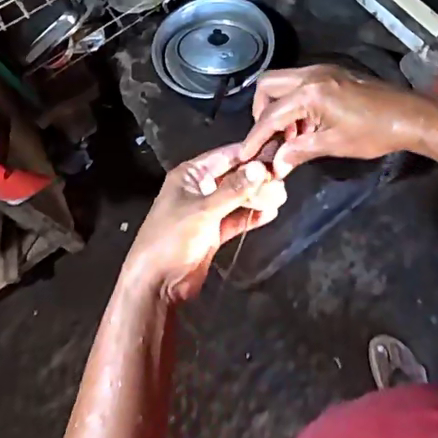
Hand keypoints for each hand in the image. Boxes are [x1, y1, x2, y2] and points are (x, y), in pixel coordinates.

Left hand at [123, 143, 287, 302]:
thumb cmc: (172, 238)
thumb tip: (261, 167)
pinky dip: (252, 215)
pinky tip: (270, 213)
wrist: (155, 284)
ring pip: (237, 198)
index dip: (250, 154)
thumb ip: (234, 189)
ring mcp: (207, 211)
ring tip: (280, 197)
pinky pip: (236, 218)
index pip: (226, 156)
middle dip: (257, 179)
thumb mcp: (203, 211)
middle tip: (282, 180)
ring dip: (257, 197)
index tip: (276, 153)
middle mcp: (199, 189)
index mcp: (190, 175)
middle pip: (234, 177)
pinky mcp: (213, 233)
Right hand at [241, 65, 436, 175]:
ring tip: (290, 136)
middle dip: (261, 111)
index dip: (256, 137)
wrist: (408, 115)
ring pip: (283, 81)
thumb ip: (299, 151)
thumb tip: (276, 164)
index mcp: (310, 92)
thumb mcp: (333, 145)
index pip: (271, 114)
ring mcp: (323, 71)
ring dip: (278, 106)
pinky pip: (300, 83)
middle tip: (268, 137)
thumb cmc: (372, 132)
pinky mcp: (333, 73)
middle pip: (268, 85)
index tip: (245, 155)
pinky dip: (294, 101)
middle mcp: (312, 74)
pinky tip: (306, 126)